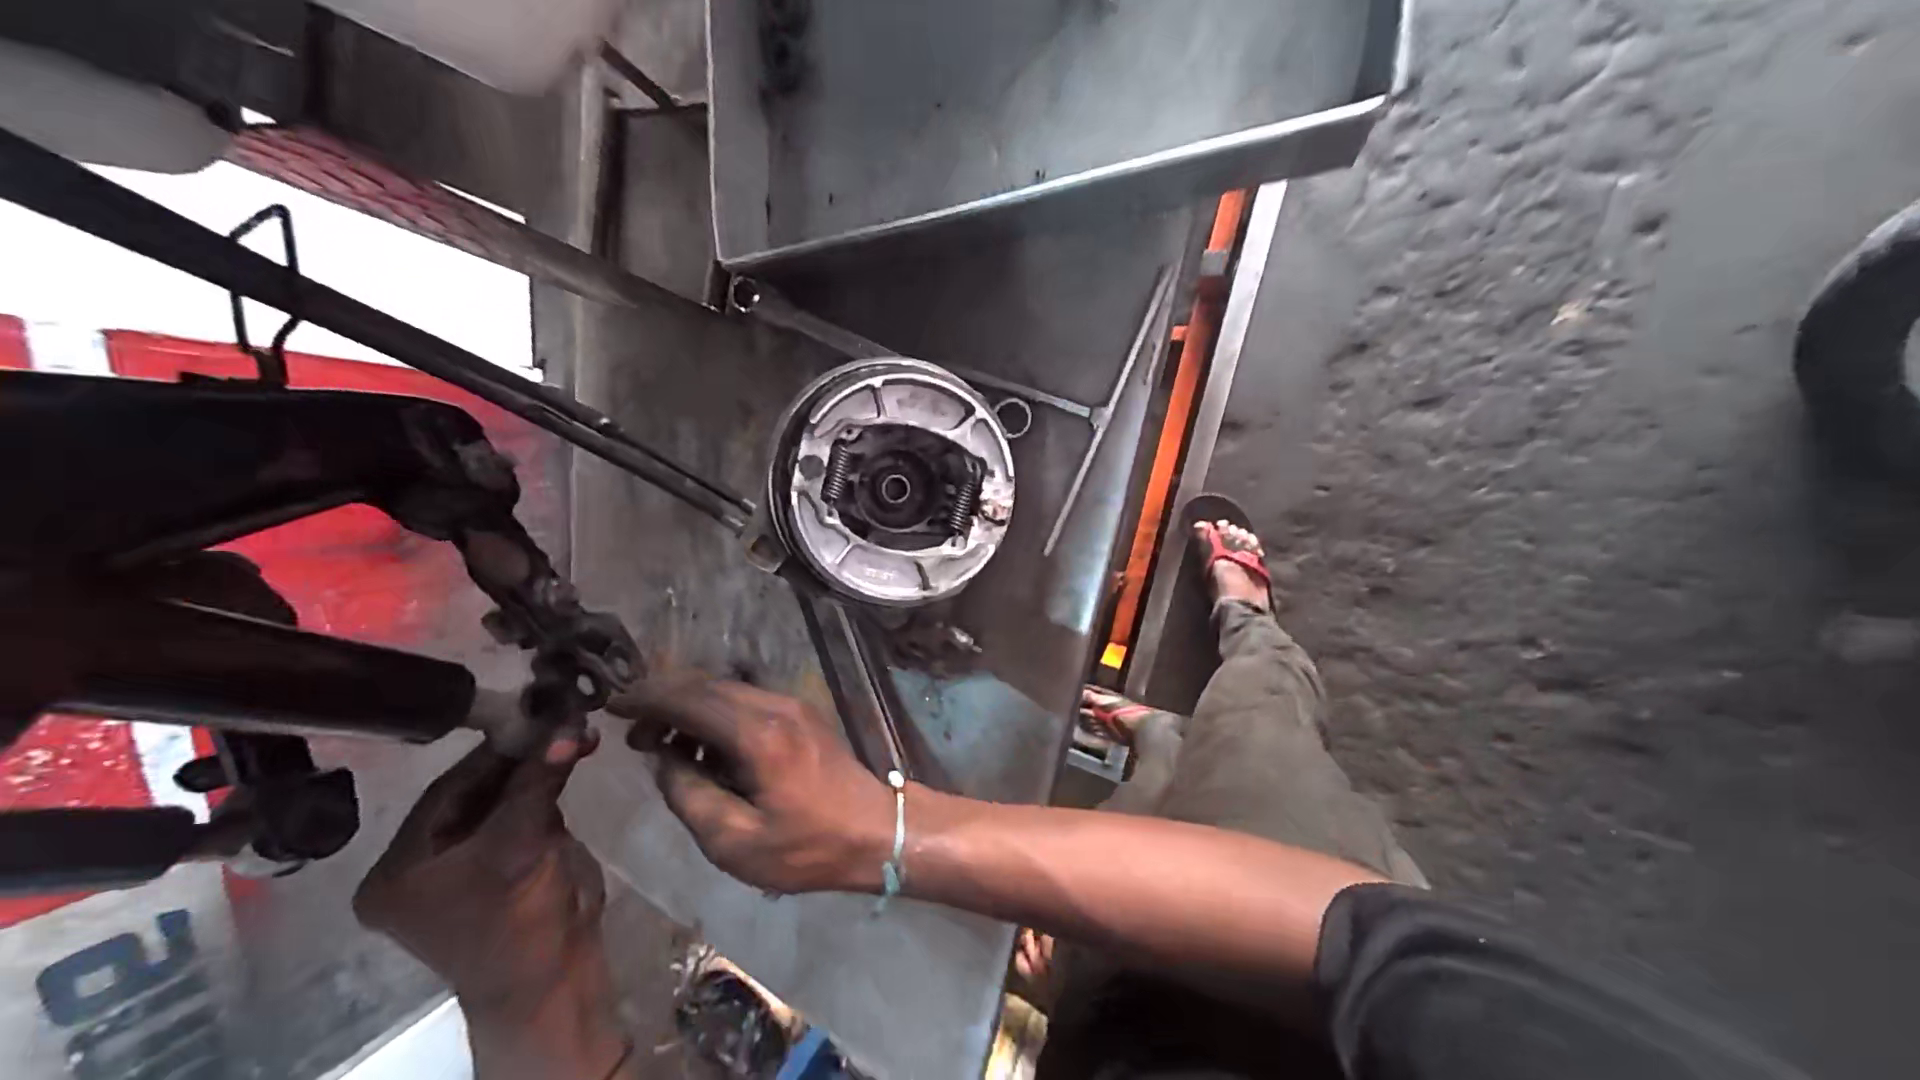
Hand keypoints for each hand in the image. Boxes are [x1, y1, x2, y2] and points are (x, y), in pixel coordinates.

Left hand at [354, 738, 628, 1077]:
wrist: (555, 977)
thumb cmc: (516, 921)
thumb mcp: (519, 847)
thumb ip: (537, 783)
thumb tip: (565, 723)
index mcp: (401, 866)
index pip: (447, 789)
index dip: (495, 750)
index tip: (537, 713)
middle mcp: (429, 857)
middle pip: (478, 788)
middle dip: (524, 754)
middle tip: (564, 717)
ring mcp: (474, 855)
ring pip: (506, 793)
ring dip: (542, 762)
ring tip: (579, 729)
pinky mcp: (513, 853)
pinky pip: (528, 805)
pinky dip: (552, 779)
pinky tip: (575, 751)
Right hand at [610, 680, 894, 894]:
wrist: (876, 830)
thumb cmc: (807, 847)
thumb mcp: (735, 842)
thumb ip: (689, 796)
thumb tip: (663, 760)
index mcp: (758, 734)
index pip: (691, 699)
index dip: (648, 699)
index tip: (613, 707)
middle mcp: (775, 706)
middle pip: (707, 685)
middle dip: (664, 701)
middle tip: (634, 734)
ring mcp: (791, 705)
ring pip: (726, 690)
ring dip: (690, 706)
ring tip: (663, 743)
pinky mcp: (800, 714)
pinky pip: (746, 701)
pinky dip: (715, 713)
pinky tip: (703, 745)